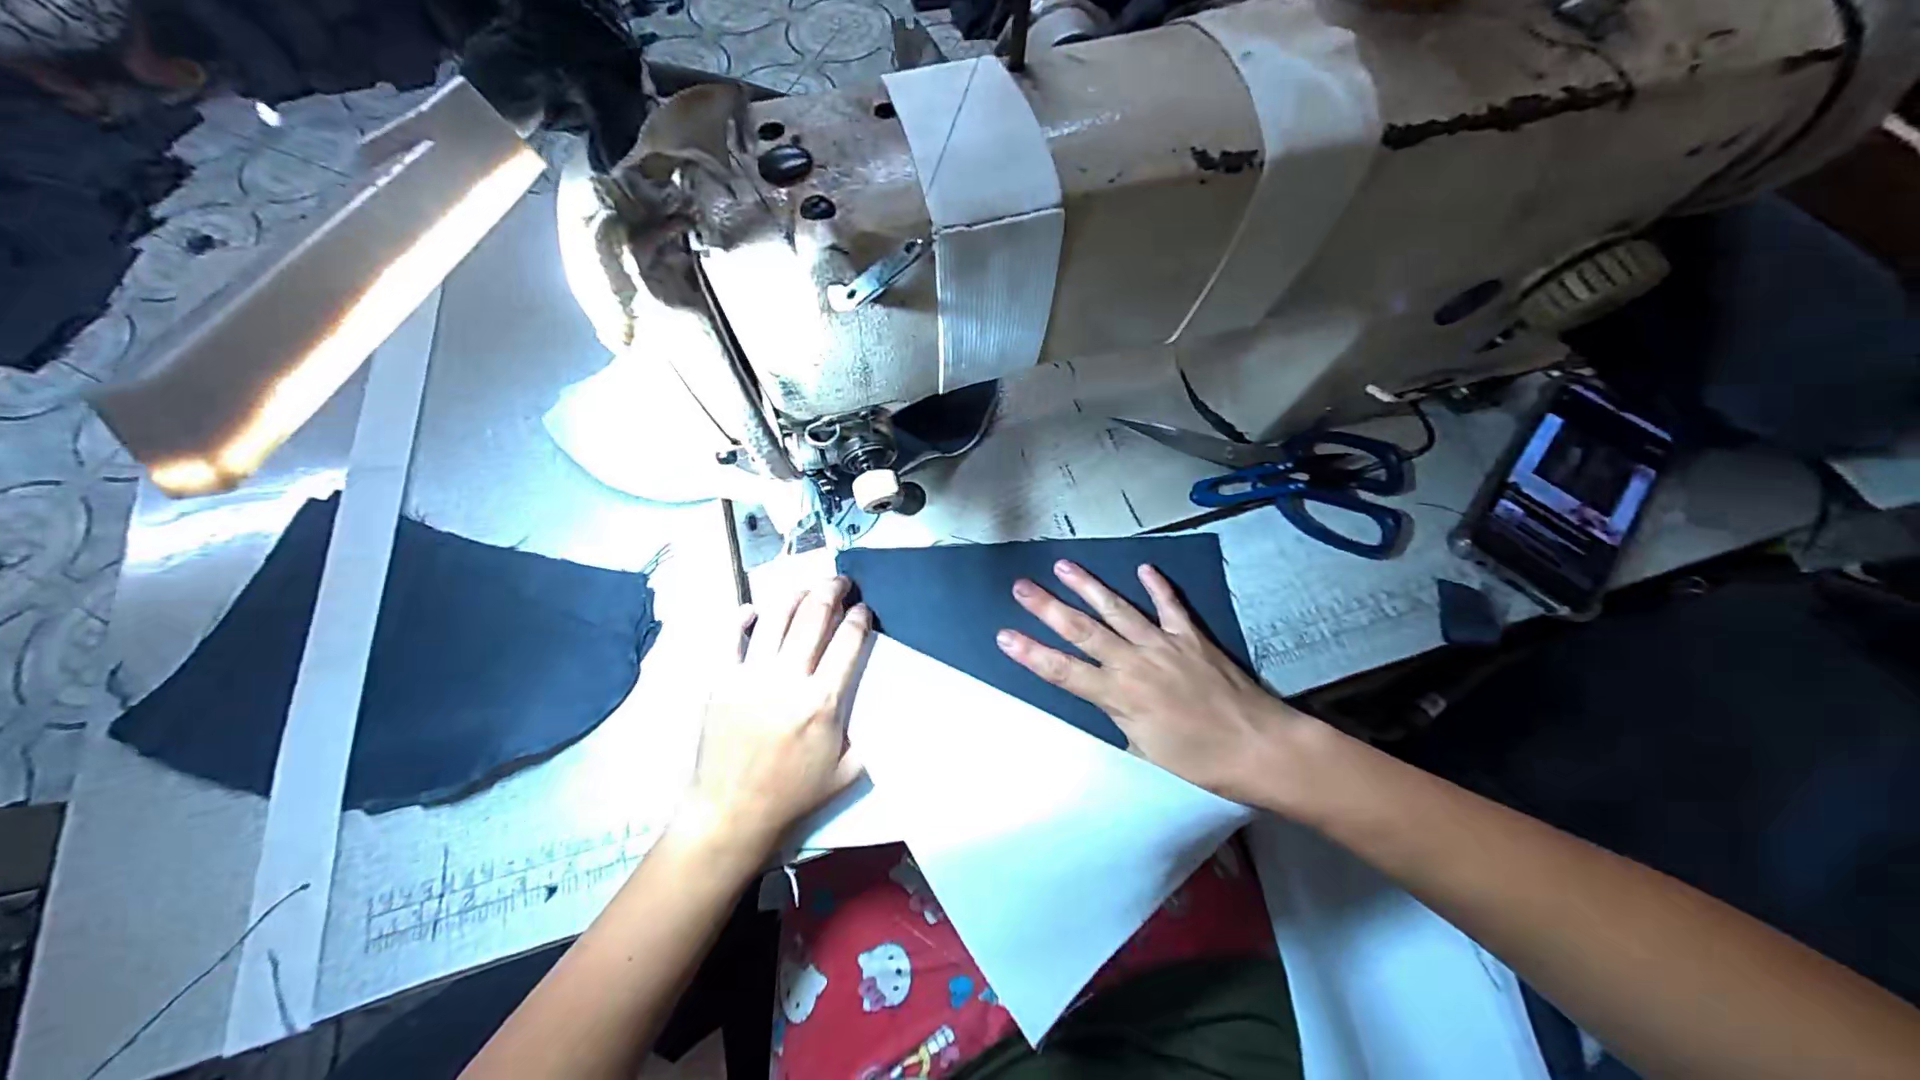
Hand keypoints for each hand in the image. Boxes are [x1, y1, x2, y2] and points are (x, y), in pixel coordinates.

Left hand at [679, 578, 869, 858]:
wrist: (731, 812)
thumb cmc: (793, 794)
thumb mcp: (847, 772)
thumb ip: (870, 737)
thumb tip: (887, 710)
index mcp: (823, 702)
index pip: (848, 641)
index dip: (859, 618)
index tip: (863, 610)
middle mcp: (789, 680)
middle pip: (814, 616)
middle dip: (832, 591)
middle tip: (840, 583)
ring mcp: (751, 677)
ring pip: (777, 617)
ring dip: (796, 596)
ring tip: (806, 590)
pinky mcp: (721, 680)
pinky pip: (732, 635)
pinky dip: (744, 616)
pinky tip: (756, 610)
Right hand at [995, 560, 1318, 805]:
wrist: (1258, 747)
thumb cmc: (1199, 762)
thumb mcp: (1145, 753)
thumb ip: (1119, 722)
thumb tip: (1106, 703)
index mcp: (1119, 696)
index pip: (1063, 671)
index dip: (1031, 653)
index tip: (1005, 635)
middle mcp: (1134, 663)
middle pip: (1082, 630)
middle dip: (1047, 607)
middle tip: (1022, 586)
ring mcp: (1163, 645)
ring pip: (1118, 609)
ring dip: (1088, 587)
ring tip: (1064, 566)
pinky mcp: (1191, 638)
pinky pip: (1170, 607)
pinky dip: (1157, 586)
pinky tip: (1145, 568)